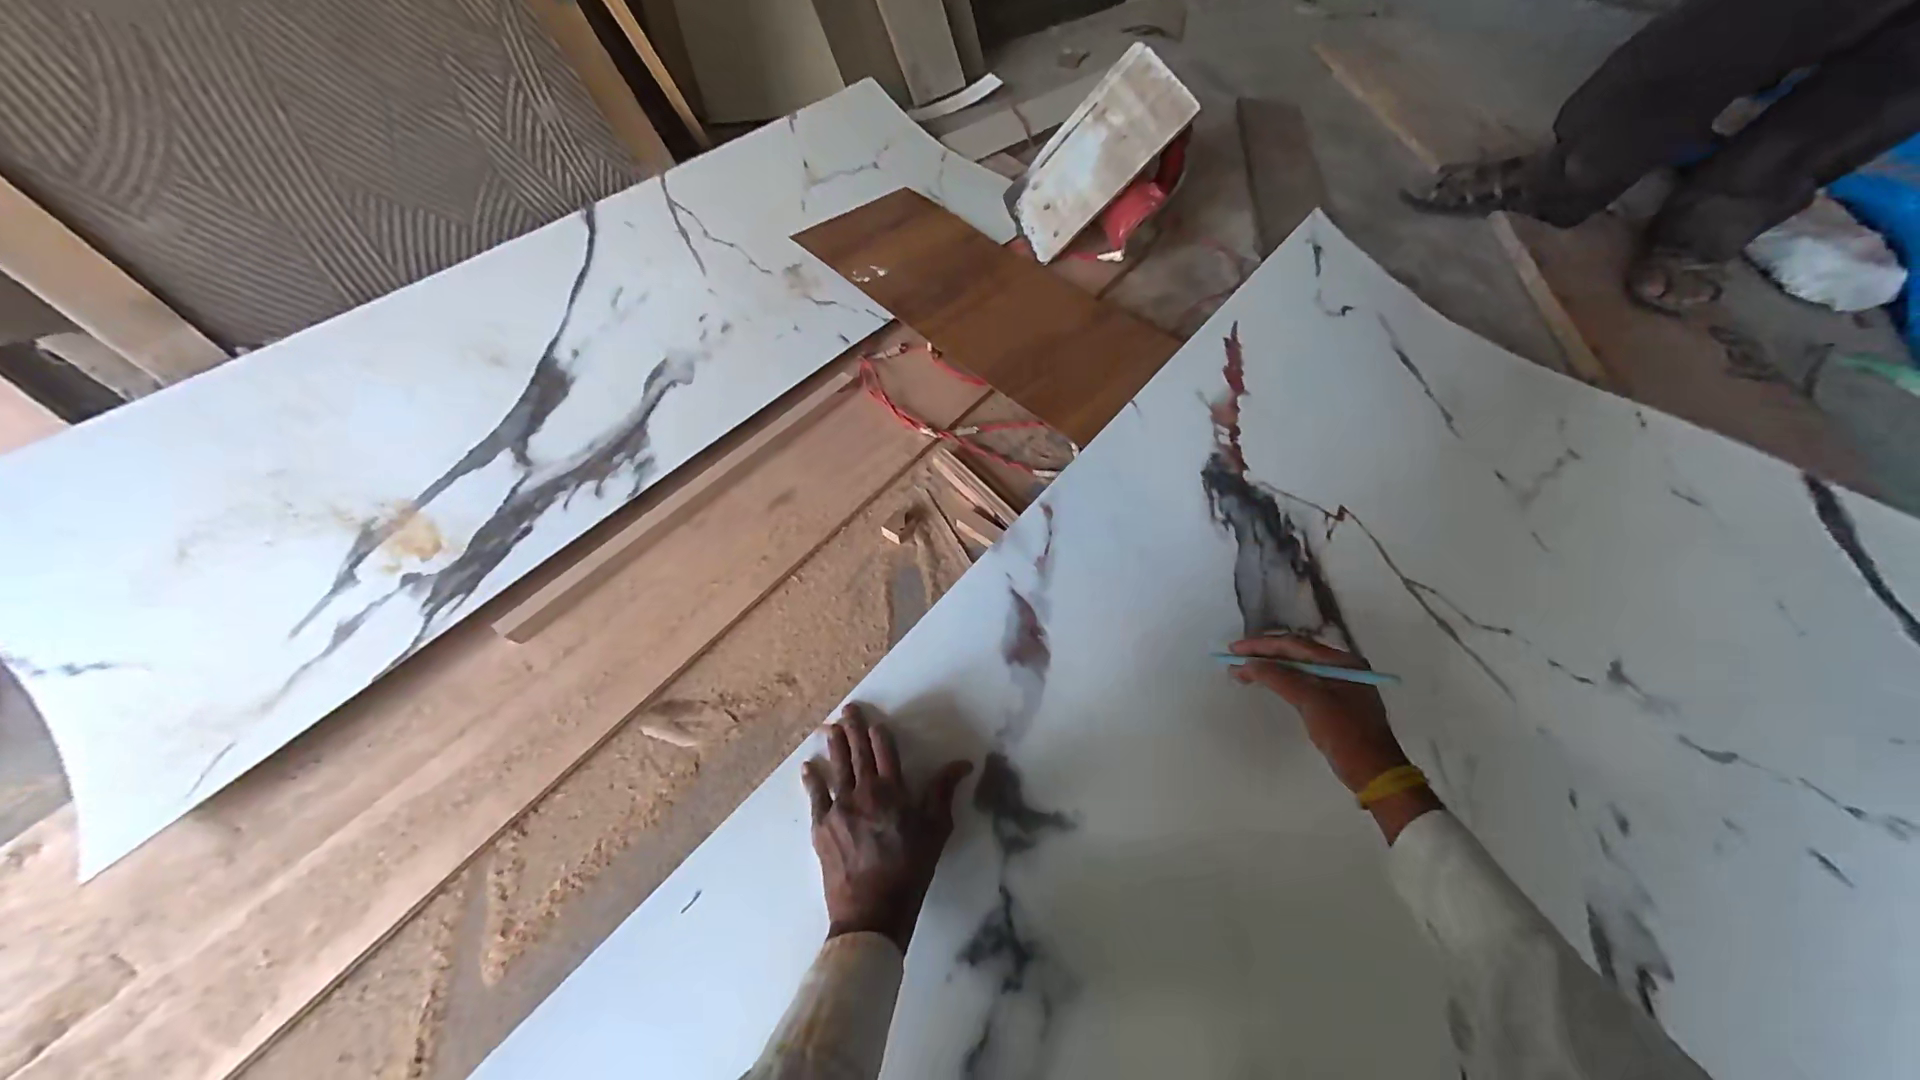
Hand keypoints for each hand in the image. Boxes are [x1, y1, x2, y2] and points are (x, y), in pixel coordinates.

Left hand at [801, 704, 973, 949]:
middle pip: (858, 753)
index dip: (880, 734)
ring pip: (837, 767)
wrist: (871, 909)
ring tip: (831, 727)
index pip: (885, 752)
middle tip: (849, 710)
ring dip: (835, 745)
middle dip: (854, 728)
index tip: (875, 720)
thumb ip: (943, 792)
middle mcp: (864, 791)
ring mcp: (839, 807)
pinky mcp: (822, 826)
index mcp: (892, 791)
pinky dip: (813, 779)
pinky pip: (816, 796)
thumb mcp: (936, 830)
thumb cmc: (910, 869)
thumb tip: (962, 763)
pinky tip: (809, 766)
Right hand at [1228, 634, 1439, 841]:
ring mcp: (1337, 685)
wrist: (1373, 771)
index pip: (1294, 644)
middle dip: (1262, 654)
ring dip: (1268, 667)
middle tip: (1235, 657)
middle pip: (1294, 652)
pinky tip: (1264, 683)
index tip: (1235, 649)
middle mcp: (1340, 668)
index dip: (1261, 645)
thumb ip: (1279, 677)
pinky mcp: (1331, 702)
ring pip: (1295, 667)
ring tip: (1243, 671)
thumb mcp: (1311, 700)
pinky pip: (1299, 682)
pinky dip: (1278, 680)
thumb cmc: (1345, 732)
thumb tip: (1248, 663)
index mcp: (1341, 662)